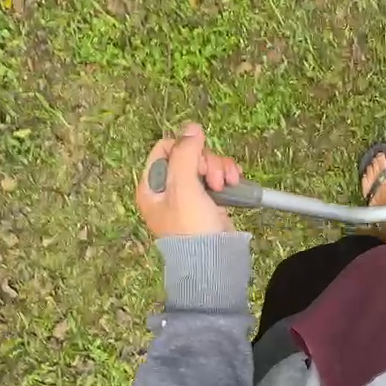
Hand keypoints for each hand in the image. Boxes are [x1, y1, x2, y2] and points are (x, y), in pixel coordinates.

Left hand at [135, 123, 241, 237]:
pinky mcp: (208, 199)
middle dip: (206, 161)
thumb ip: (186, 154)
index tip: (196, 162)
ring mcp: (189, 193)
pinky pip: (216, 175)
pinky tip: (234, 182)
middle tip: (213, 179)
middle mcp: (168, 188)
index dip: (184, 149)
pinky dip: (227, 174)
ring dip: (219, 167)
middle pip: (188, 154)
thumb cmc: (191, 226)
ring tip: (227, 183)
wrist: (213, 259)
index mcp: (152, 185)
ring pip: (205, 163)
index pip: (164, 148)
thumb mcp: (184, 187)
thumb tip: (192, 127)